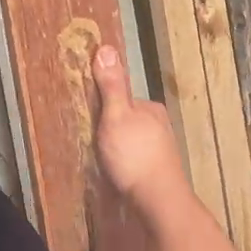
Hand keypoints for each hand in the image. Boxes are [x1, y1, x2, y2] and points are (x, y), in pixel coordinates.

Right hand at [91, 44, 192, 221]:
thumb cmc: (134, 155)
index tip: (89, 118)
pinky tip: (116, 173)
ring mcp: (161, 150)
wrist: (159, 202)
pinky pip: (135, 159)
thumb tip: (106, 47)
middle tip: (93, 142)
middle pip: (126, 119)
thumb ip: (111, 85)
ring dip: (117, 148)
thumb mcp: (116, 115)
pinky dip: (124, 163)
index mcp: (151, 108)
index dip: (103, 106)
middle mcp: (160, 125)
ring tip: (102, 160)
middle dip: (110, 128)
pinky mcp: (158, 171)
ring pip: (131, 141)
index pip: (121, 98)